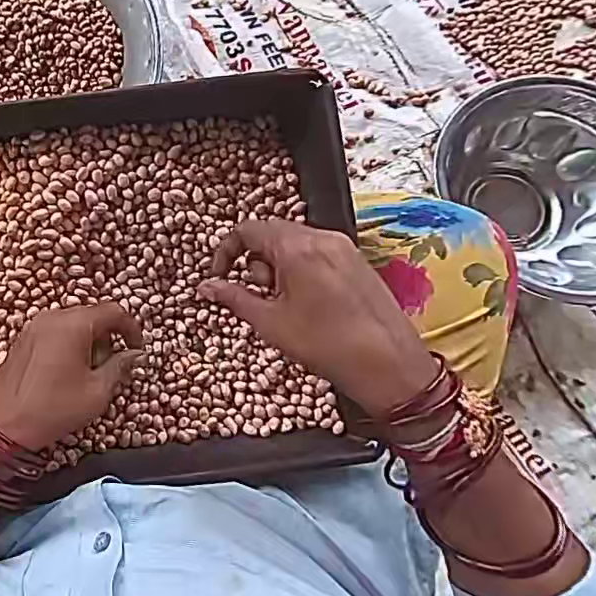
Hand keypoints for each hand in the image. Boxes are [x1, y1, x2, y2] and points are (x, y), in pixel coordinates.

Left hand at [0, 302, 145, 449]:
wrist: (3, 425)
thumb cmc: (51, 409)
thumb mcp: (97, 392)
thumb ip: (120, 367)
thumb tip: (134, 355)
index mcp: (72, 325)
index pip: (113, 312)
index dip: (131, 330)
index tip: (136, 350)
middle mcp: (51, 318)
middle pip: (92, 317)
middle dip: (108, 339)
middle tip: (110, 368)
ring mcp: (33, 328)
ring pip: (73, 325)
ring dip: (88, 343)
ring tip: (87, 375)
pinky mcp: (23, 340)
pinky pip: (54, 333)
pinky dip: (68, 345)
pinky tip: (66, 374)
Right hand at [195, 220, 436, 418]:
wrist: (389, 365)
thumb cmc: (327, 345)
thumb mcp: (269, 322)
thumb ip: (234, 297)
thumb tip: (207, 286)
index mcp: (298, 249)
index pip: (249, 230)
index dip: (226, 251)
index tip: (220, 275)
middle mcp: (323, 239)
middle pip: (272, 233)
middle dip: (254, 260)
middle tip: (257, 294)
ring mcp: (344, 248)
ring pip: (295, 244)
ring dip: (277, 266)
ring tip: (283, 303)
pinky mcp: (357, 262)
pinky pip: (317, 253)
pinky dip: (300, 269)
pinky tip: (306, 303)